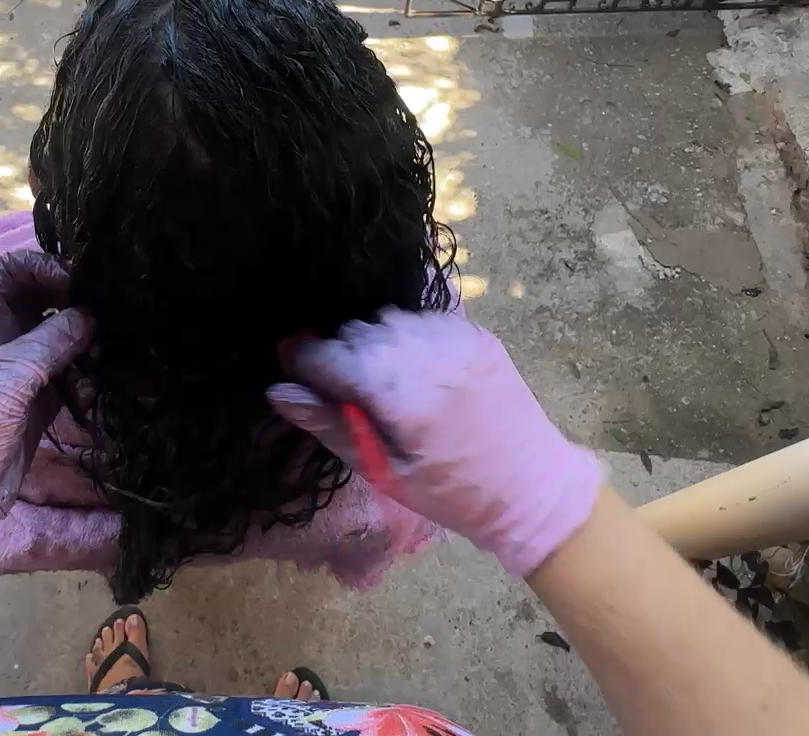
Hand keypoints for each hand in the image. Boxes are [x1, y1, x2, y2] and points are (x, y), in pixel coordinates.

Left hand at [0, 251, 91, 597]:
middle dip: (70, 302)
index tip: (75, 282)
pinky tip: (89, 388)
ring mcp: (17, 371)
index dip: (41, 267)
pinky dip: (82, 374)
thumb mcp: (2, 381)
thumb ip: (49, 343)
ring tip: (100, 354)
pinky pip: (66, 372)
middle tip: (101, 315)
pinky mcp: (35, 400)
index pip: (7, 272)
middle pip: (38, 300)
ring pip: (57, 336)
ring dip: (82, 340)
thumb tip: (90, 316)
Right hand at [268, 309, 601, 576]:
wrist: (532, 486)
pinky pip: (418, 316)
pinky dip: (405, 336)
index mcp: (396, 390)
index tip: (296, 376)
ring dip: (372, 343)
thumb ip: (327, 424)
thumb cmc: (449, 492)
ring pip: (383, 318)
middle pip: (353, 331)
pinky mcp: (472, 330)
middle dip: (339, 357)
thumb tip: (276, 390)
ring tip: (384, 382)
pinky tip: (414, 368)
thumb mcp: (381, 470)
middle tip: (348, 395)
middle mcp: (422, 350)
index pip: (325, 354)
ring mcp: (451, 334)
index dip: (302, 363)